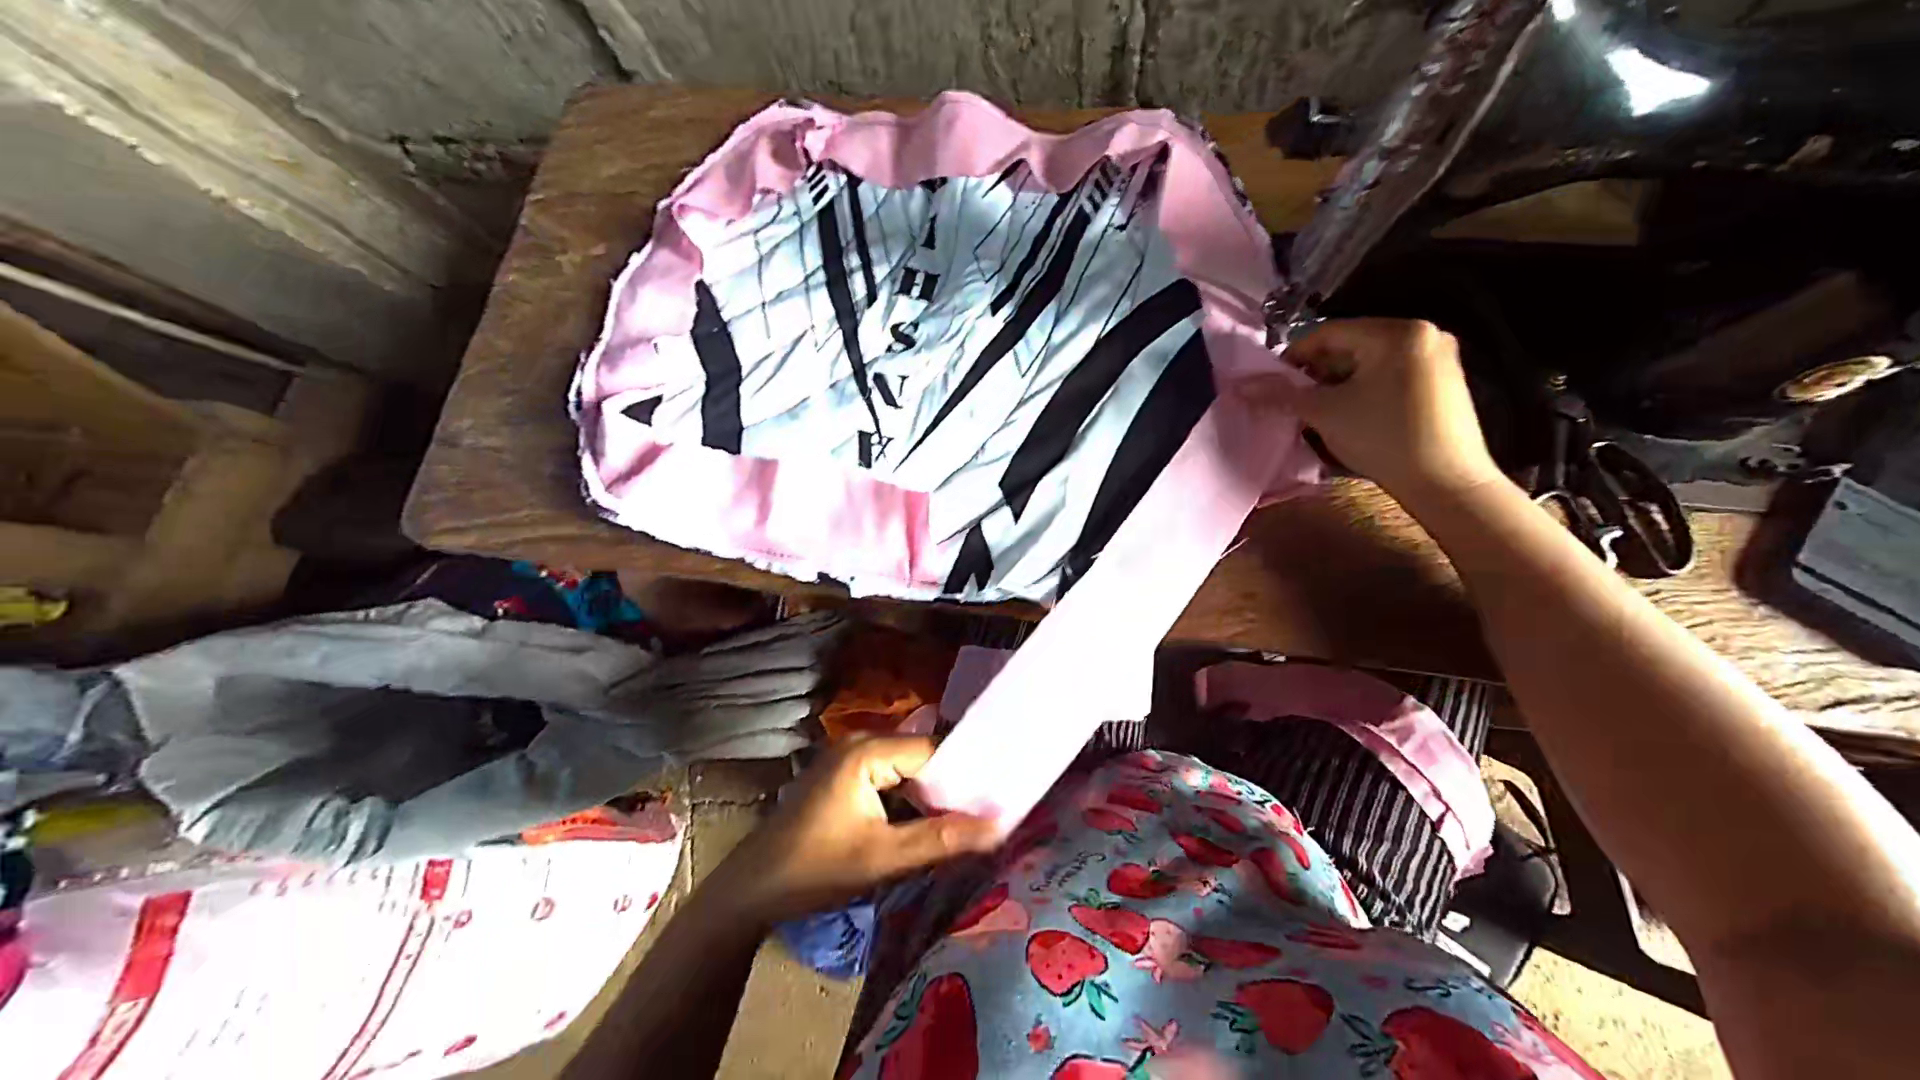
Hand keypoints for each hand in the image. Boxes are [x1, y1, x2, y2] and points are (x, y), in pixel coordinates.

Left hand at [706, 736, 1000, 923]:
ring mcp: (849, 757)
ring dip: (931, 796)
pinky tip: (927, 824)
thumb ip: (943, 840)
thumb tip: (1000, 826)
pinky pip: (890, 778)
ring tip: (967, 820)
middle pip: (922, 757)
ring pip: (907, 770)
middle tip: (988, 813)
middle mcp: (859, 742)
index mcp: (867, 751)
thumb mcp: (883, 858)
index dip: (966, 775)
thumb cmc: (815, 869)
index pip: (934, 751)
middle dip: (951, 786)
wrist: (752, 889)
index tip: (998, 799)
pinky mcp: (844, 776)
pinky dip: (909, 800)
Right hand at [1247, 318, 1504, 509]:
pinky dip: (1363, 390)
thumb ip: (1281, 394)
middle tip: (1294, 401)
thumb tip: (1241, 387)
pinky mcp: (1443, 382)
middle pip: (1350, 345)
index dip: (1293, 357)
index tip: (1272, 384)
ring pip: (1369, 362)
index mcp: (1395, 332)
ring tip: (1319, 412)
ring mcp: (1437, 358)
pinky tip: (1351, 416)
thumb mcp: (1324, 413)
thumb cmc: (1382, 437)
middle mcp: (1422, 334)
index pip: (1328, 332)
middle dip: (1317, 373)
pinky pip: (1390, 374)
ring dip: (1337, 384)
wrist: (1445, 481)